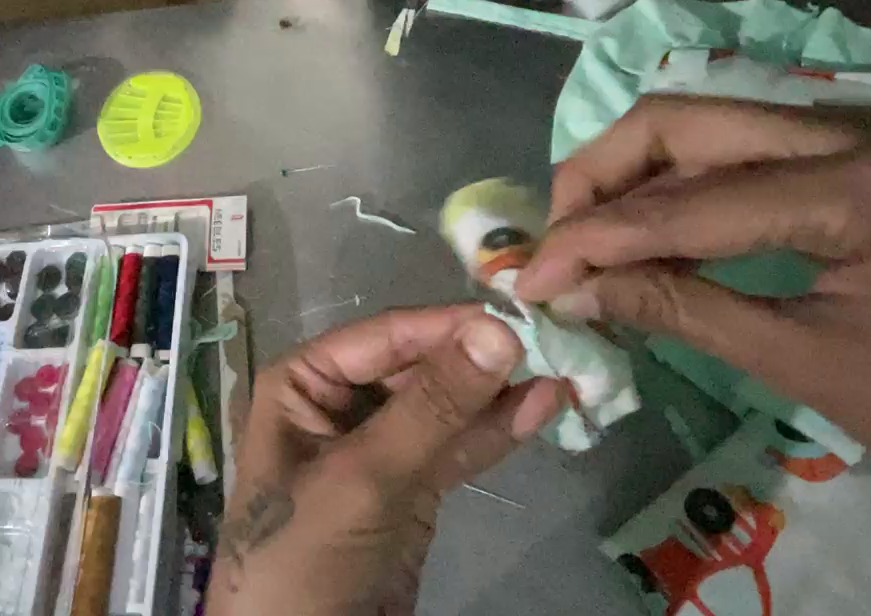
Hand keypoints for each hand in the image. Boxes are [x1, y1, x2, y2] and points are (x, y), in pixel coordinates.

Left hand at [208, 306, 560, 615]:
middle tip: (553, 345)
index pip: (386, 337)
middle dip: (479, 360)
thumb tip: (497, 331)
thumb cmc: (306, 552)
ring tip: (564, 374)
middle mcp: (340, 401)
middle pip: (419, 366)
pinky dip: (494, 433)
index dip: (449, 325)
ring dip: (497, 395)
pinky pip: (454, 448)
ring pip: (444, 408)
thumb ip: (431, 406)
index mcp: (306, 380)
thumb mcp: (364, 475)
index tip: (517, 318)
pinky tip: (541, 411)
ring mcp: (378, 445)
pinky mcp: (409, 486)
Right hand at [517, 95, 870, 583]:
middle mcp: (852, 127)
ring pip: (696, 128)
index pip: (680, 202)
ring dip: (628, 181)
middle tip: (555, 244)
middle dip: (596, 180)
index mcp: (857, 183)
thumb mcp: (807, 367)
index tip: (530, 278)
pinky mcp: (848, 152)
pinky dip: (674, 192)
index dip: (590, 240)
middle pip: (675, 123)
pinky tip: (647, 236)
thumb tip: (569, 290)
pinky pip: (731, 154)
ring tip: (587, 242)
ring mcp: (853, 131)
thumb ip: (677, 310)